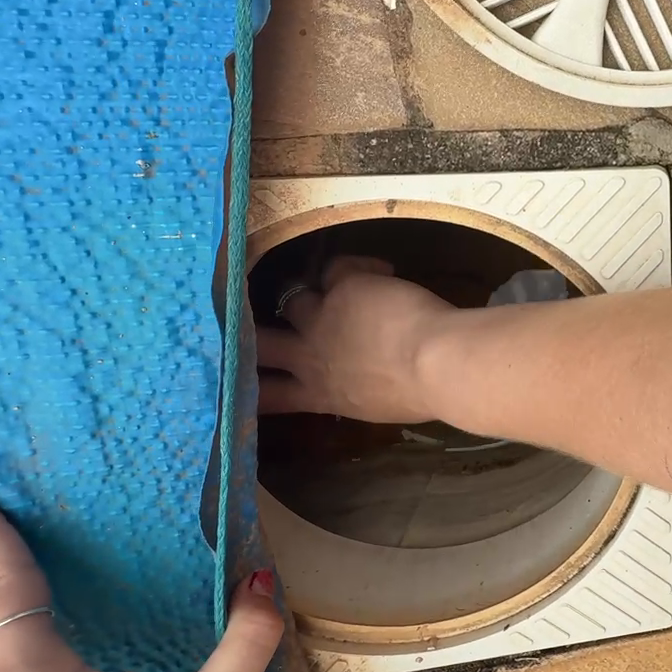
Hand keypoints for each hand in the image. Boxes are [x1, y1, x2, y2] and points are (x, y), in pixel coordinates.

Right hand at [257, 256, 453, 422]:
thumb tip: (364, 380)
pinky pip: (337, 267)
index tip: (237, 376)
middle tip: (245, 320)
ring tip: (329, 287)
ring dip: (306, 292)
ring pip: (293, 298)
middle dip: (250, 331)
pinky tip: (384, 272)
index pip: (266, 395)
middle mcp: (310, 358)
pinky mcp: (345, 287)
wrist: (434, 363)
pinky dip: (360, 267)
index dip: (246, 383)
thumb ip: (357, 391)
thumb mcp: (377, 405)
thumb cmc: (420, 394)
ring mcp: (322, 319)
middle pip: (260, 343)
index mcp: (320, 395)